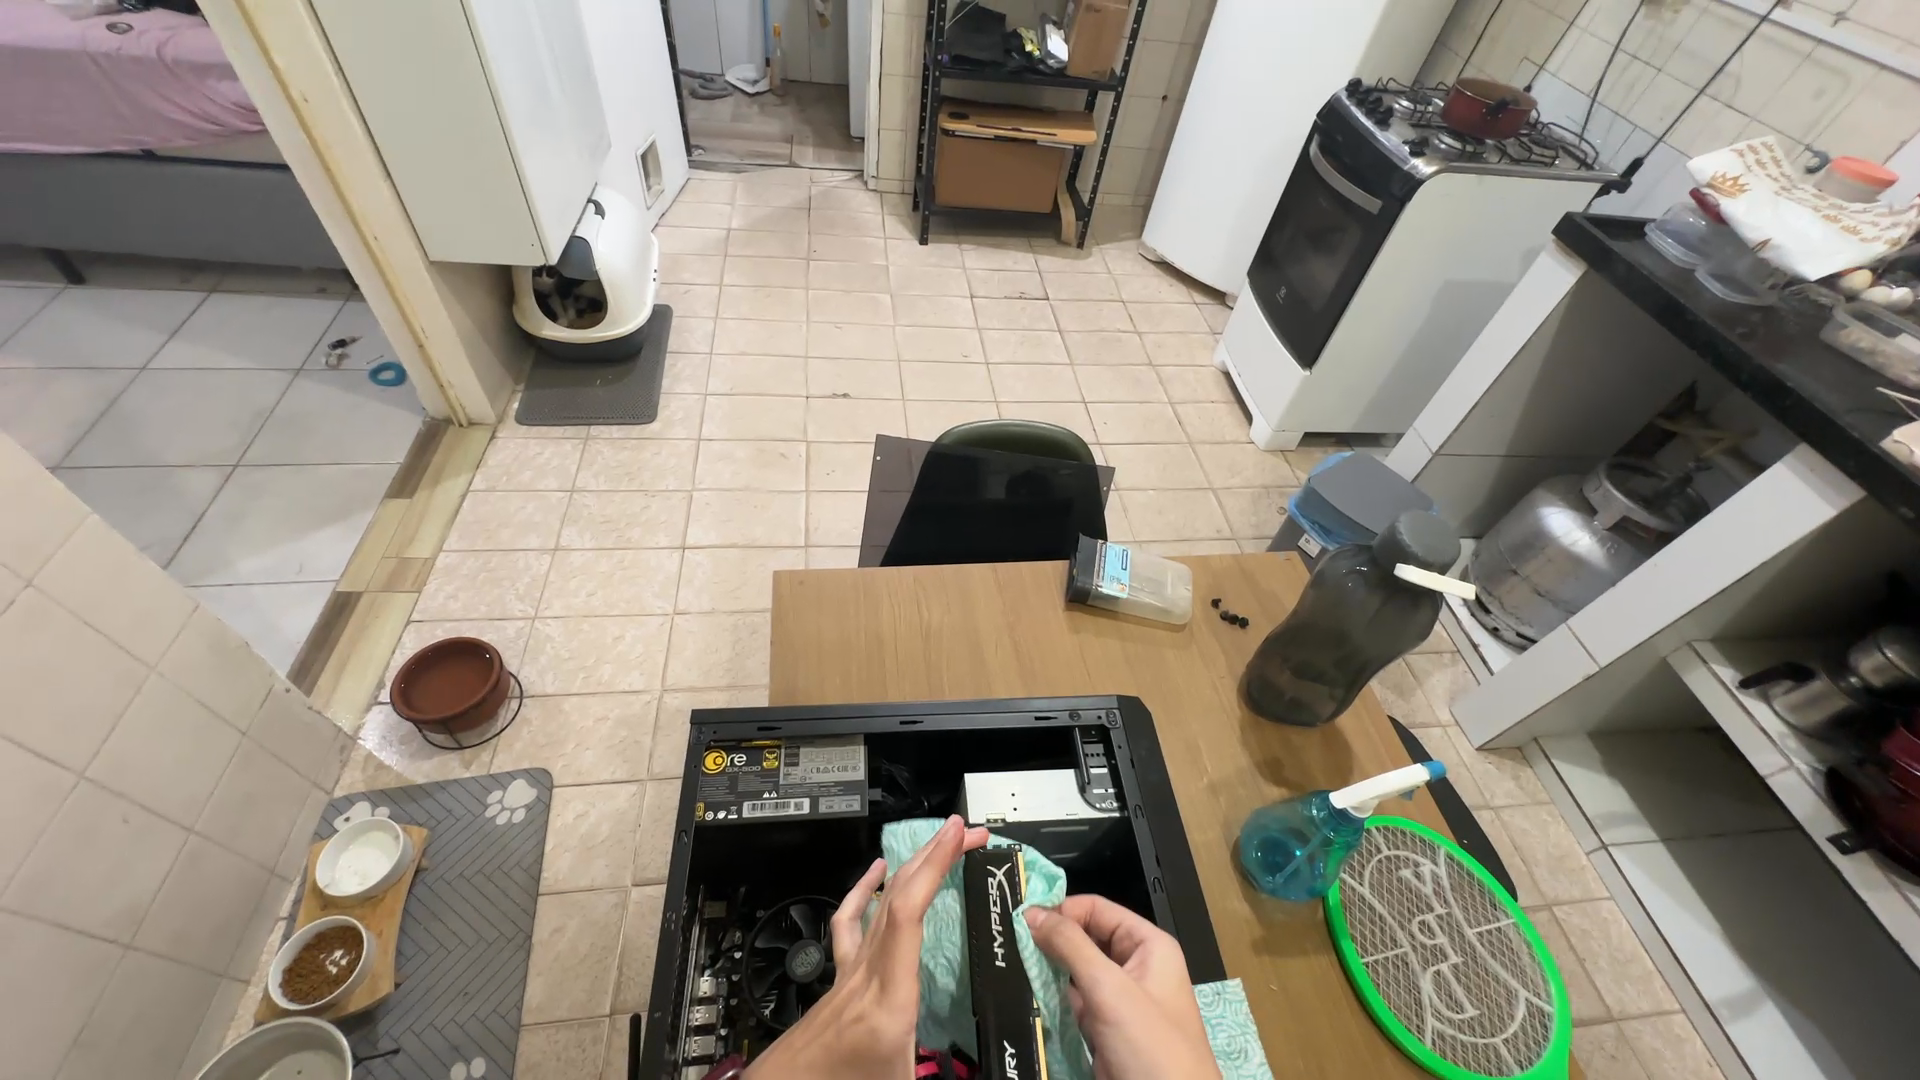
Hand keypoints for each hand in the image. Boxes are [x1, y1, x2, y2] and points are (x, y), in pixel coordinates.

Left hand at [743, 815, 988, 1079]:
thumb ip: (946, 1074)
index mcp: (888, 1000)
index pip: (908, 914)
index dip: (935, 866)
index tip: (959, 835)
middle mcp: (867, 973)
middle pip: (899, 895)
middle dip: (936, 854)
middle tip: (970, 831)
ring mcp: (851, 970)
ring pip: (880, 902)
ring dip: (913, 865)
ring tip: (940, 840)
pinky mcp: (841, 976)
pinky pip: (851, 919)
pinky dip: (866, 887)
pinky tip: (878, 869)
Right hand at [1025, 895, 1219, 1079]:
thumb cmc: (1150, 1047)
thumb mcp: (1109, 989)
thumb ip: (1070, 945)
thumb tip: (1031, 912)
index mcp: (1148, 945)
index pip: (1096, 909)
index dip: (1061, 910)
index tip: (1020, 919)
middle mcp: (1136, 965)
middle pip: (1085, 937)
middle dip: (1051, 939)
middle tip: (1010, 941)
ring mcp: (1121, 1000)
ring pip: (1077, 971)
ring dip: (1049, 969)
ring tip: (1012, 963)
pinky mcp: (1107, 1029)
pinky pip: (1075, 1002)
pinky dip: (1053, 998)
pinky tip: (1027, 994)